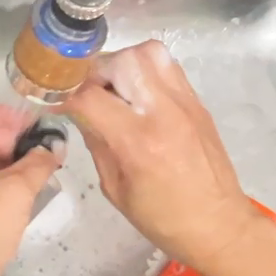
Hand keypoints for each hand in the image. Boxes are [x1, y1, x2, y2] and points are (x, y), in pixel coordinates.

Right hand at [63, 41, 260, 270]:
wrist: (219, 224)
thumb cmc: (162, 218)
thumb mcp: (115, 188)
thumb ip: (96, 142)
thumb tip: (79, 111)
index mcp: (138, 142)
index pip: (90, 97)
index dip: (66, 95)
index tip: (56, 101)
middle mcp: (163, 112)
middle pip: (122, 60)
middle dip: (96, 71)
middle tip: (89, 90)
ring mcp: (185, 102)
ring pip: (148, 52)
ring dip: (123, 63)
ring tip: (115, 87)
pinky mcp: (197, 101)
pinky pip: (167, 66)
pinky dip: (145, 70)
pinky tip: (138, 94)